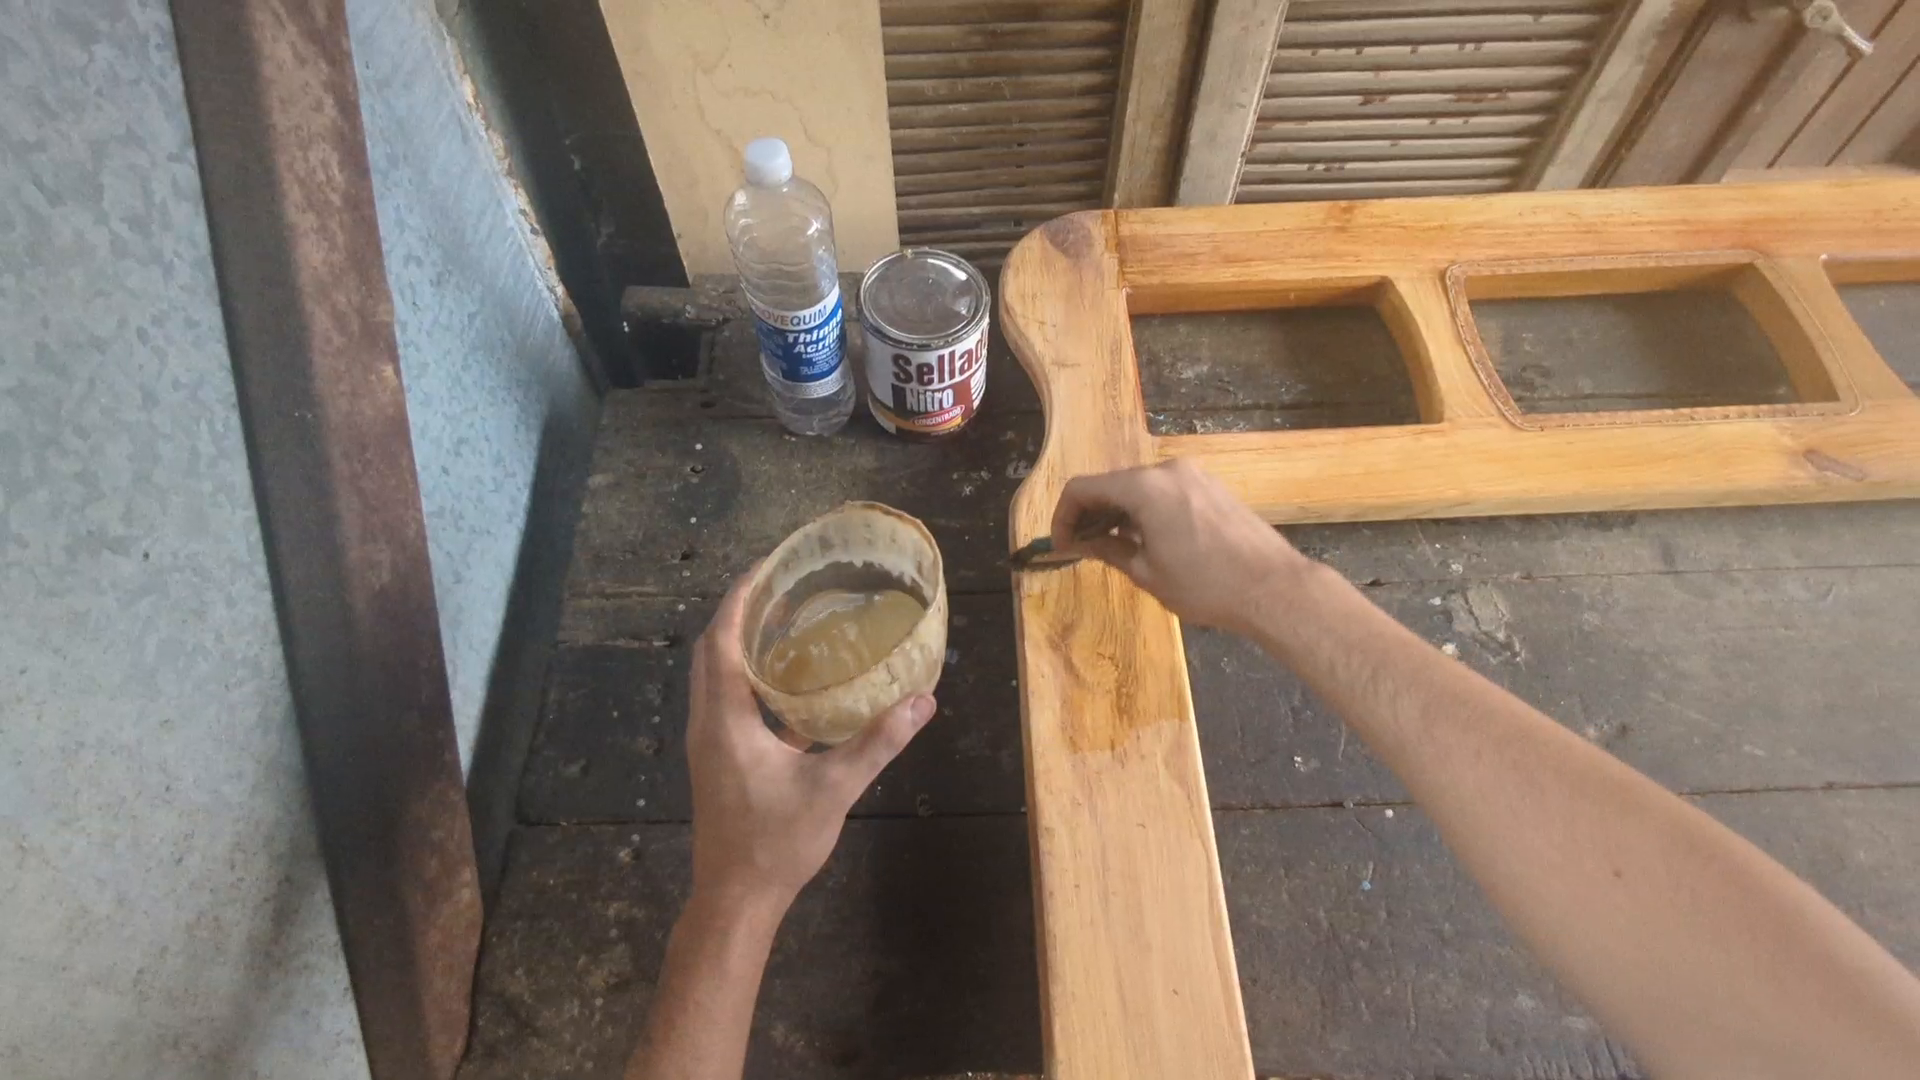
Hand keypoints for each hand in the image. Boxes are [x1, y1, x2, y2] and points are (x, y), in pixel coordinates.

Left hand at [685, 572, 937, 911]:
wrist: (736, 901)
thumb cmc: (776, 843)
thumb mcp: (833, 790)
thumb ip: (877, 743)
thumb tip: (922, 700)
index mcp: (725, 720)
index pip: (721, 641)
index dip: (739, 598)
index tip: (766, 565)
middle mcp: (708, 722)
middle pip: (712, 650)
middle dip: (740, 611)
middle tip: (783, 585)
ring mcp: (710, 742)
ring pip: (716, 674)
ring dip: (741, 642)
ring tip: (786, 619)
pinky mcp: (719, 758)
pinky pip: (728, 698)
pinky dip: (750, 675)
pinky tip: (790, 679)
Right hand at [1051, 459, 1309, 634]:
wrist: (1273, 588)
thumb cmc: (1204, 584)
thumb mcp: (1146, 572)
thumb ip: (1107, 549)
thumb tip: (1082, 542)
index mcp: (1144, 487)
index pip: (1082, 488)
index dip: (1063, 516)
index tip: (1061, 545)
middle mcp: (1166, 469)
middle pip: (1110, 483)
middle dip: (1089, 513)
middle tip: (1080, 547)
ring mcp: (1192, 475)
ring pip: (1138, 487)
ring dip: (1117, 512)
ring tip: (1111, 547)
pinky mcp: (1211, 486)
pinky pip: (1163, 491)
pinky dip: (1144, 509)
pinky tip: (1146, 539)